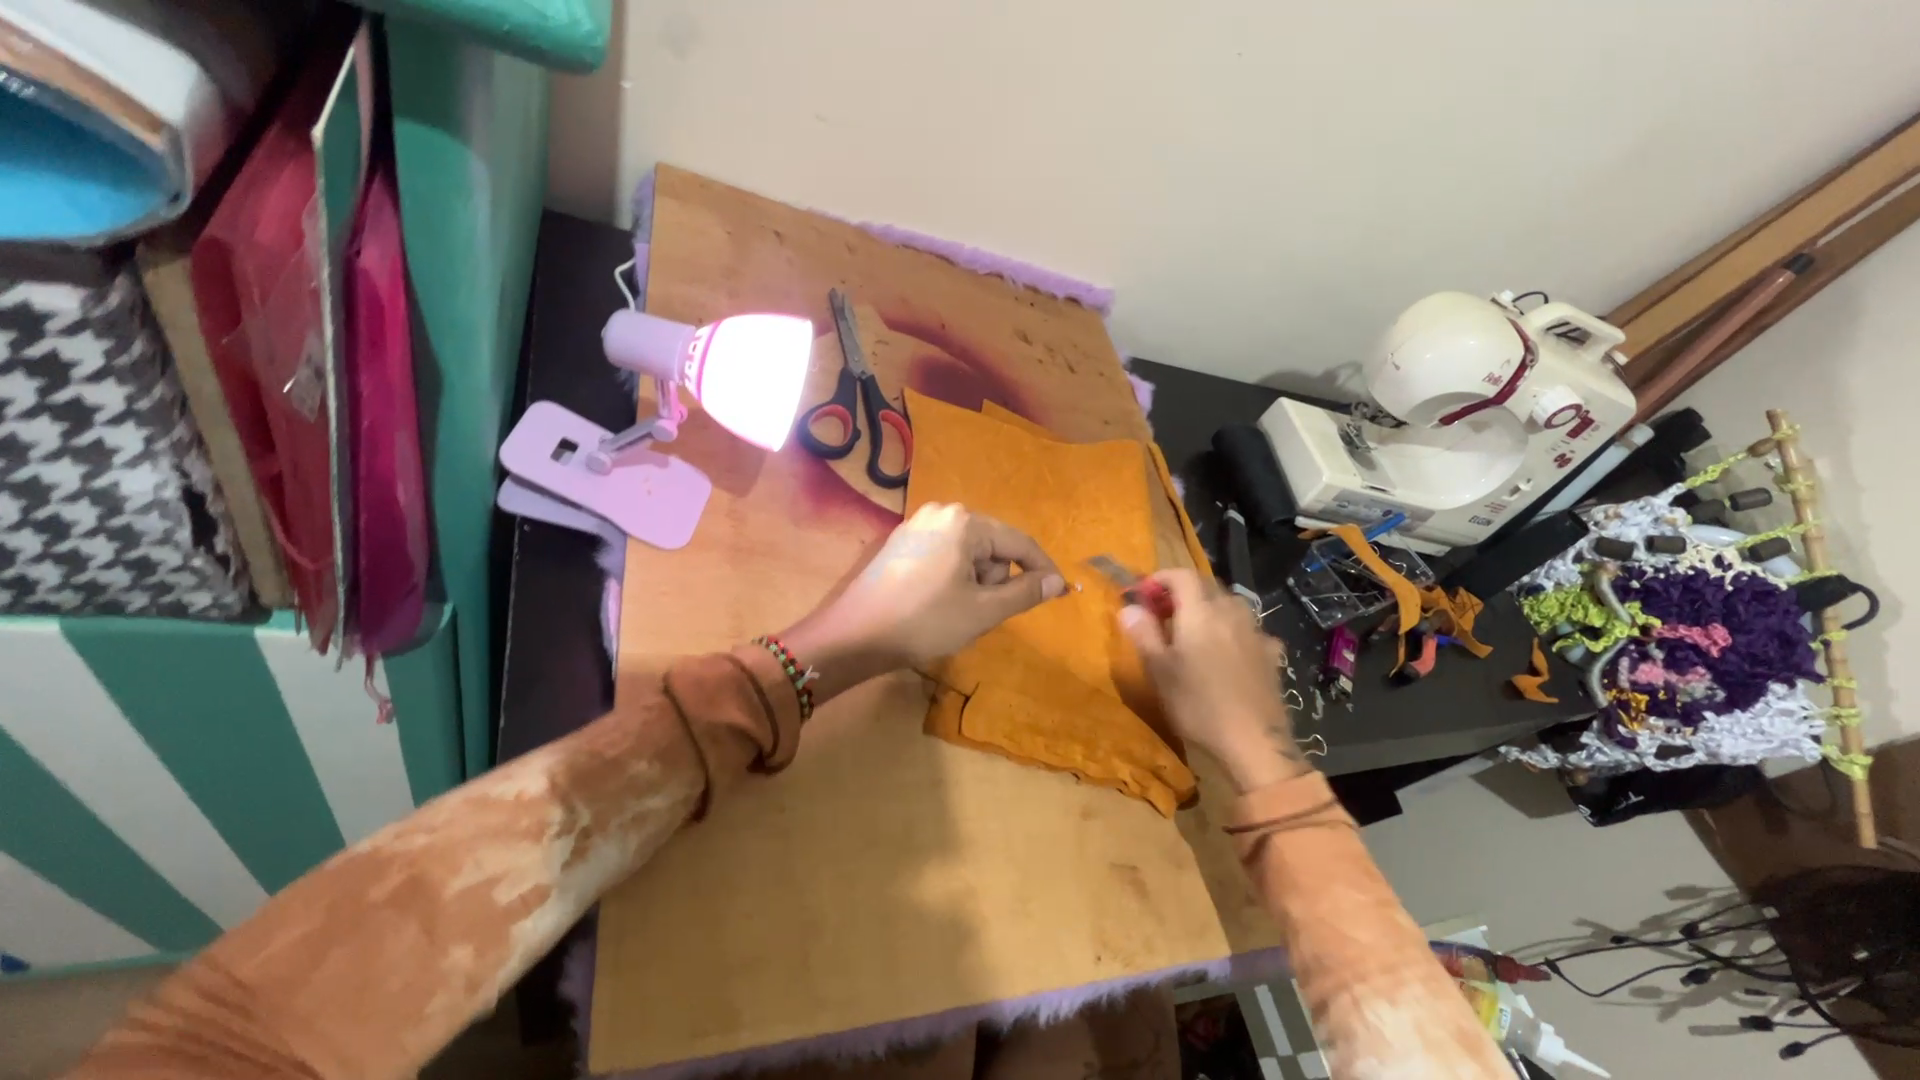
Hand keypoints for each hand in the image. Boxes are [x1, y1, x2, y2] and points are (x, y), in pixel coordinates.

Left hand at [782, 504, 1065, 692]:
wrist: (855, 635)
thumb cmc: (925, 621)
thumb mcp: (982, 611)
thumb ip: (1024, 593)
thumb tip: (1055, 582)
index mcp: (965, 522)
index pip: (1020, 542)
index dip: (1043, 569)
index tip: (1060, 592)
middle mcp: (941, 512)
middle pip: (993, 545)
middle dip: (995, 579)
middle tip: (979, 612)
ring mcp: (917, 525)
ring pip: (968, 553)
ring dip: (973, 582)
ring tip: (954, 611)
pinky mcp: (900, 543)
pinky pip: (944, 555)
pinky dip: (952, 578)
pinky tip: (935, 604)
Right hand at [1116, 569, 1308, 792]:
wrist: (1254, 741)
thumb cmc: (1197, 704)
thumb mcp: (1159, 670)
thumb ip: (1143, 634)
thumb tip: (1128, 608)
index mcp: (1201, 611)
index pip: (1181, 574)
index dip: (1160, 578)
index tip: (1143, 595)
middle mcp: (1231, 612)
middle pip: (1206, 586)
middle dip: (1182, 593)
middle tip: (1162, 614)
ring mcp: (1255, 632)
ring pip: (1229, 605)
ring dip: (1209, 609)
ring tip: (1193, 633)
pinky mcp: (1270, 654)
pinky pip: (1248, 630)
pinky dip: (1232, 631)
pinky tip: (1229, 652)